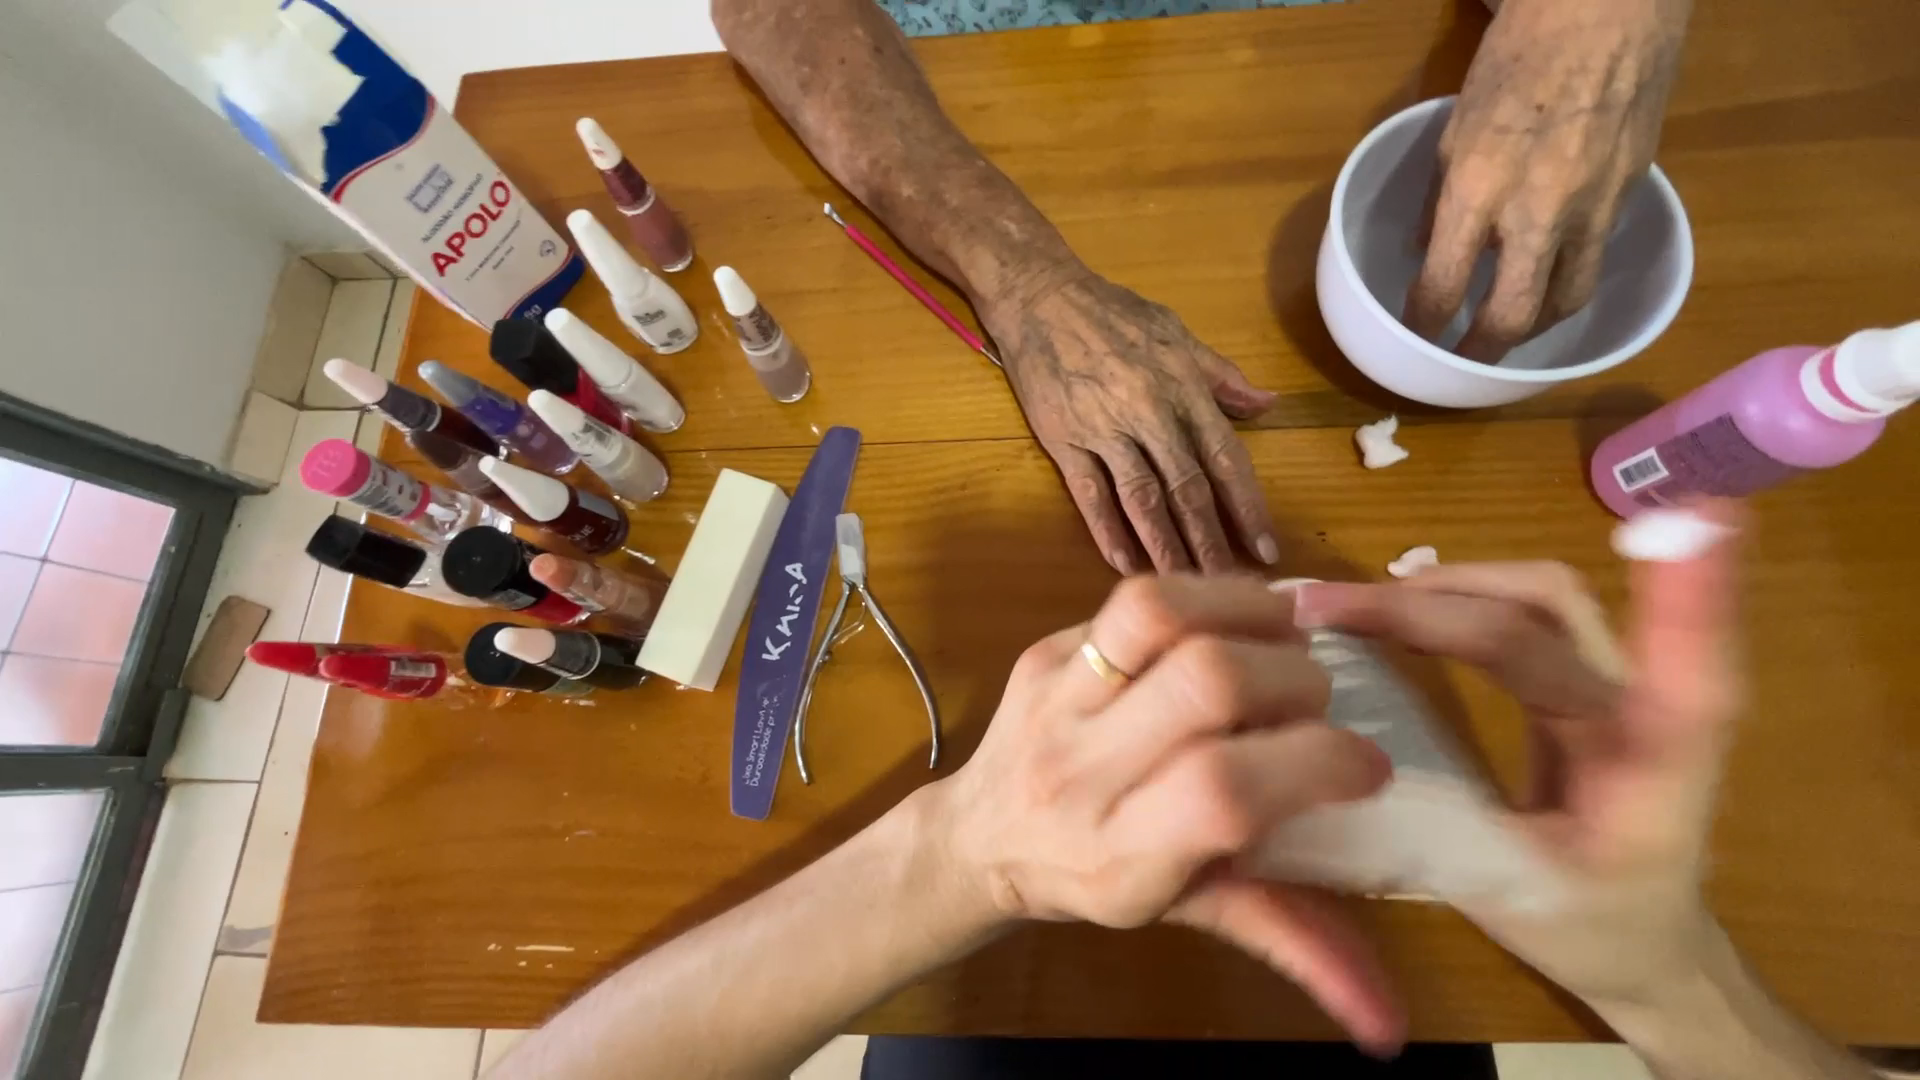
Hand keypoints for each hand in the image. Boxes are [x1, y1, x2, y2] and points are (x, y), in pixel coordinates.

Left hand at [928, 575, 1401, 1050]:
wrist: (977, 833)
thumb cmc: (1085, 877)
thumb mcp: (1180, 912)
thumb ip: (1284, 941)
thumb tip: (1392, 1023)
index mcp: (1119, 852)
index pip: (1222, 791)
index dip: (1312, 763)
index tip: (1364, 763)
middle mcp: (1080, 766)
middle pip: (1200, 682)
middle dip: (1288, 677)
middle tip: (1314, 694)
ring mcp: (1053, 696)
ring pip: (1151, 613)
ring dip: (1238, 608)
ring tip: (1280, 631)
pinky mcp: (1041, 650)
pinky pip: (1129, 600)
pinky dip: (1199, 595)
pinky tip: (1226, 619)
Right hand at [980, 264, 1279, 574]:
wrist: (1040, 298)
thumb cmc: (1112, 313)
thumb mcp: (1175, 333)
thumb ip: (1221, 375)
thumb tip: (1268, 406)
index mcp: (1183, 388)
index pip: (1225, 458)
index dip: (1247, 506)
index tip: (1266, 548)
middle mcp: (1149, 414)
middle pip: (1187, 488)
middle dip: (1210, 540)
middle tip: (1228, 585)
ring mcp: (1104, 430)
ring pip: (1141, 498)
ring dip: (1164, 545)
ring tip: (1182, 584)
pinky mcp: (1064, 441)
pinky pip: (1089, 494)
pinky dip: (1107, 531)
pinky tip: (1123, 563)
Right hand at [1292, 502, 1741, 1008]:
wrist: (1639, 938)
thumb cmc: (1583, 928)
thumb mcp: (1508, 898)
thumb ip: (1436, 832)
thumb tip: (1331, 763)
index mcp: (1650, 773)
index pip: (1683, 680)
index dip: (1691, 602)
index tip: (1698, 517)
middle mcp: (1637, 708)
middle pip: (1555, 608)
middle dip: (1437, 593)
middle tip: (1329, 608)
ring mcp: (1608, 684)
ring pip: (1535, 596)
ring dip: (1438, 585)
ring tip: (1347, 604)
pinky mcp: (1574, 678)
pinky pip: (1515, 613)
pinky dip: (1446, 596)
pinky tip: (1390, 607)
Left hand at [1407, 0, 1690, 360]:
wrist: (1611, 5)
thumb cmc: (1515, 62)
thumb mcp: (1452, 135)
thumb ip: (1438, 203)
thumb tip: (1423, 253)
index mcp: (1479, 191)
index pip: (1443, 287)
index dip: (1424, 324)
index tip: (1415, 337)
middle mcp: (1538, 208)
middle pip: (1514, 313)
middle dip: (1484, 349)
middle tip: (1465, 360)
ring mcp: (1595, 202)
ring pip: (1569, 296)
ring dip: (1535, 327)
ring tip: (1509, 333)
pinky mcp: (1633, 189)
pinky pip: (1598, 255)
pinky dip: (1569, 280)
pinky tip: (1549, 281)